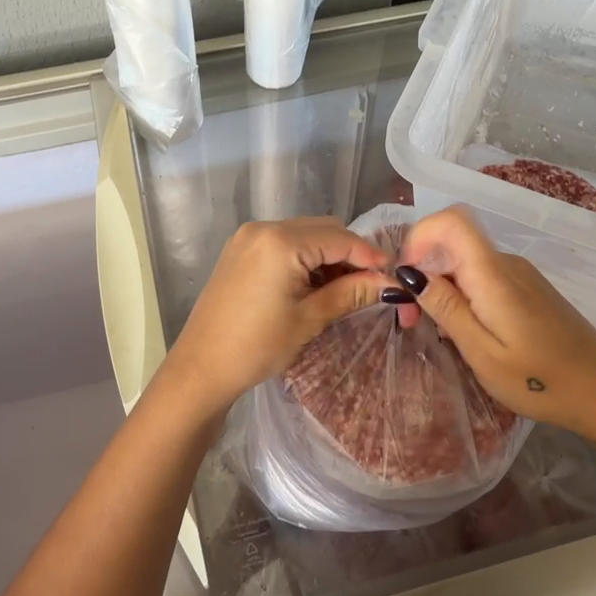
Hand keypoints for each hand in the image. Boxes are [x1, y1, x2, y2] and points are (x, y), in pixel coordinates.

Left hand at [160, 218, 397, 414]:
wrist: (201, 368)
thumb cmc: (257, 346)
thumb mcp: (309, 319)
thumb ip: (351, 293)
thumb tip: (390, 283)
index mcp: (281, 241)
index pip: (340, 238)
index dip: (370, 256)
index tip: (395, 276)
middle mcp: (264, 228)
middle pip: (323, 229)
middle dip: (350, 254)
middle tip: (371, 286)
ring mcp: (248, 237)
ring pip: (304, 235)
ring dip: (328, 256)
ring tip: (345, 289)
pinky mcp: (240, 250)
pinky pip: (284, 243)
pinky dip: (304, 258)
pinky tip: (315, 285)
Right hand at [399, 206, 595, 441]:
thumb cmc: (541, 381)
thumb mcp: (483, 353)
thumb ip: (447, 309)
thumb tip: (410, 273)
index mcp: (493, 274)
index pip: (452, 220)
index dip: (419, 237)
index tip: (405, 279)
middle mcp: (506, 264)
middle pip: (451, 245)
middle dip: (422, 276)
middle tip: (412, 324)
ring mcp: (519, 275)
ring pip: (464, 264)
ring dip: (441, 291)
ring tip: (440, 336)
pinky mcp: (527, 289)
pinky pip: (481, 279)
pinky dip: (463, 298)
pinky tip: (468, 335)